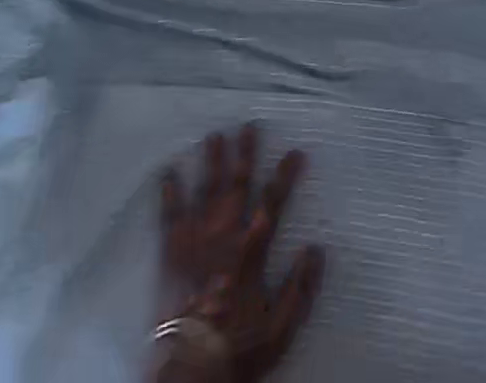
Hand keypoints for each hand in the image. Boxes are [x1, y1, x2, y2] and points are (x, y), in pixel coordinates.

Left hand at [158, 123, 324, 382]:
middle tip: (249, 126)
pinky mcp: (170, 254)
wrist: (189, 369)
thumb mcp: (281, 327)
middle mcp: (223, 238)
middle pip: (236, 188)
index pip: (272, 203)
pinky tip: (168, 171)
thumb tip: (317, 248)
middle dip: (244, 156)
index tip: (296, 151)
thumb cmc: (238, 347)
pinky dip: (168, 193)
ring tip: (214, 136)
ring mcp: (194, 243)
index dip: (285, 176)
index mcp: (251, 251)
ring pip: (205, 193)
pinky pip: (168, 217)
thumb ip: (300, 287)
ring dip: (211, 163)